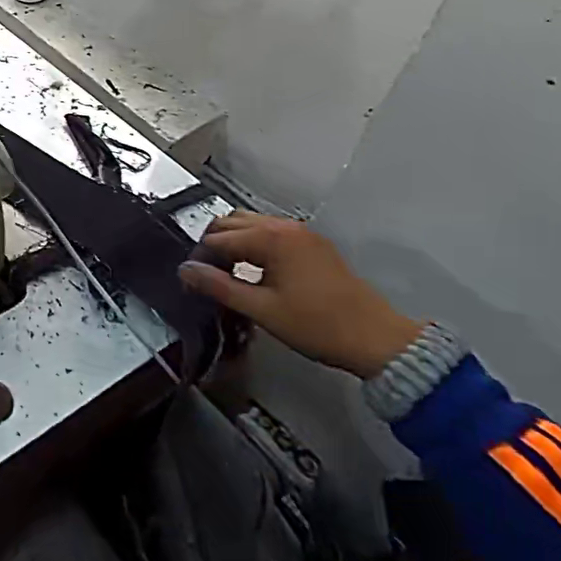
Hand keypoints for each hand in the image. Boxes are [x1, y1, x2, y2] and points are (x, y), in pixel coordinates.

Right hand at [178, 212, 424, 377]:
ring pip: (253, 224)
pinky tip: (252, 271)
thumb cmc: (315, 325)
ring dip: (234, 242)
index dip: (201, 259)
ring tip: (225, 274)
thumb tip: (186, 270)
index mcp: (271, 237)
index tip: (191, 283)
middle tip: (203, 276)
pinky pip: (272, 233)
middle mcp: (284, 226)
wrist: (374, 338)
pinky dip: (254, 244)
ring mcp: (301, 233)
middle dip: (213, 244)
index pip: (219, 238)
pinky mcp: (313, 245)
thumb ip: (220, 287)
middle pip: (233, 222)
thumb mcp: (262, 310)